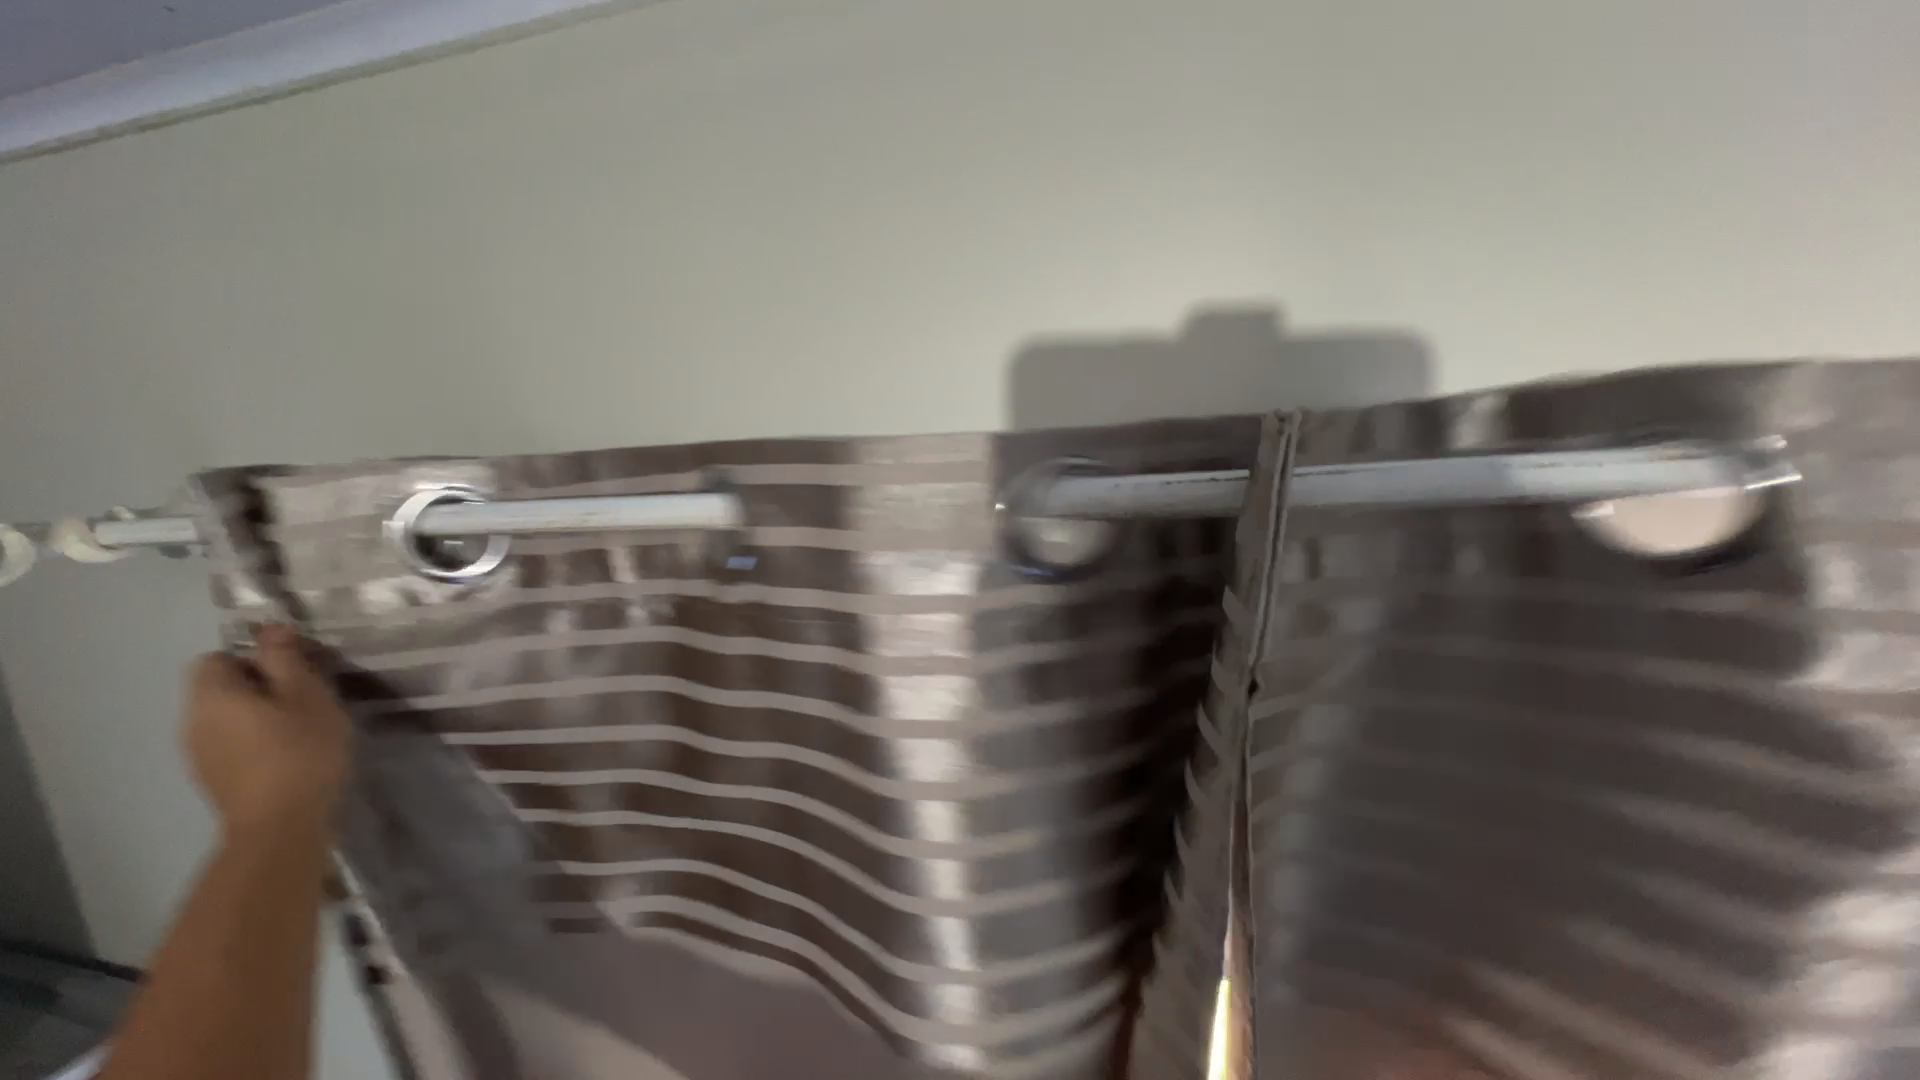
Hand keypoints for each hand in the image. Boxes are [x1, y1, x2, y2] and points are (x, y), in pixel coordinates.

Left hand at [185, 625, 352, 839]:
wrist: (282, 823)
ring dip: (261, 715)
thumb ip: (284, 657)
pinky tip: (290, 755)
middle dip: (262, 686)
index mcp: (211, 695)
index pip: (217, 657)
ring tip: (303, 727)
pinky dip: (257, 741)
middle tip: (309, 697)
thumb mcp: (306, 693)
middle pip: (222, 688)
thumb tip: (269, 627)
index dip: (255, 656)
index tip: (297, 669)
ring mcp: (198, 754)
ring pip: (228, 718)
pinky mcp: (214, 779)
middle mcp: (192, 721)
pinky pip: (232, 744)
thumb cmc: (300, 749)